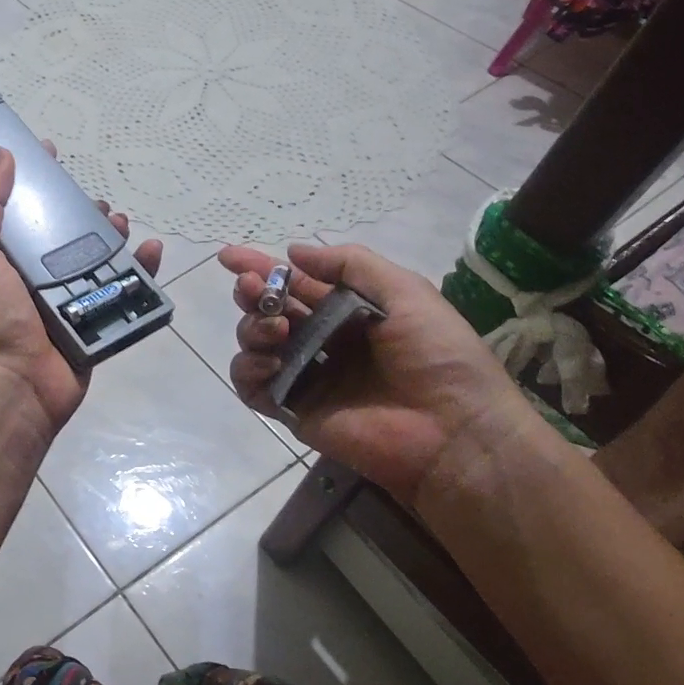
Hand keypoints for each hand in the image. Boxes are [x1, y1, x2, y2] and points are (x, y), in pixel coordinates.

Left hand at [0, 143, 162, 432]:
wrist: (16, 385)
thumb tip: (1, 156)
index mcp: (2, 255)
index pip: (18, 206)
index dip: (34, 178)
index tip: (52, 152)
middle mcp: (34, 273)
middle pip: (65, 229)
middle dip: (82, 208)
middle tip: (95, 200)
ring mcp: (68, 298)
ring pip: (98, 254)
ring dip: (113, 233)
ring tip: (120, 222)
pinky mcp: (97, 321)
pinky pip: (126, 288)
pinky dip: (142, 268)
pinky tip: (151, 250)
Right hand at [220, 243, 533, 502]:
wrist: (455, 432)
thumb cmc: (438, 357)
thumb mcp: (406, 292)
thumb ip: (351, 264)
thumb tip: (293, 252)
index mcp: (347, 312)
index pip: (295, 284)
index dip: (261, 266)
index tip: (228, 255)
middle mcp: (320, 340)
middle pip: (267, 310)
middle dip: (251, 293)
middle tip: (252, 289)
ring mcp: (304, 374)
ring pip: (253, 342)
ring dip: (253, 327)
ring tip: (277, 331)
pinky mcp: (293, 407)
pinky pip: (250, 384)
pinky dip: (248, 369)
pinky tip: (270, 364)